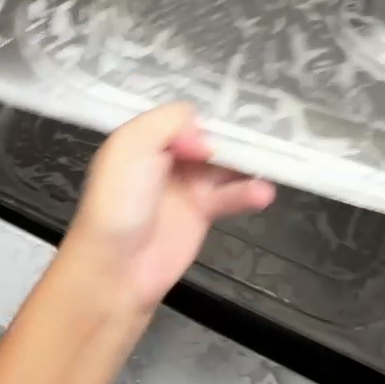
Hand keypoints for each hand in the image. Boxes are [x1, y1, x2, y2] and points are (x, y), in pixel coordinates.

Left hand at [60, 103, 275, 315]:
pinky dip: (249, 192)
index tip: (223, 123)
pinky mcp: (202, 213)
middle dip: (232, 135)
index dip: (203, 117)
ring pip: (223, 164)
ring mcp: (185, 186)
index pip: (182, 116)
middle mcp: (166, 157)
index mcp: (144, 137)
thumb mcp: (132, 145)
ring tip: (268, 161)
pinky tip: (263, 192)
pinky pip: (230, 195)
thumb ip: (168, 122)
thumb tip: (204, 132)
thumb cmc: (119, 201)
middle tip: (263, 134)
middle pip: (208, 137)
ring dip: (246, 161)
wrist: (116, 267)